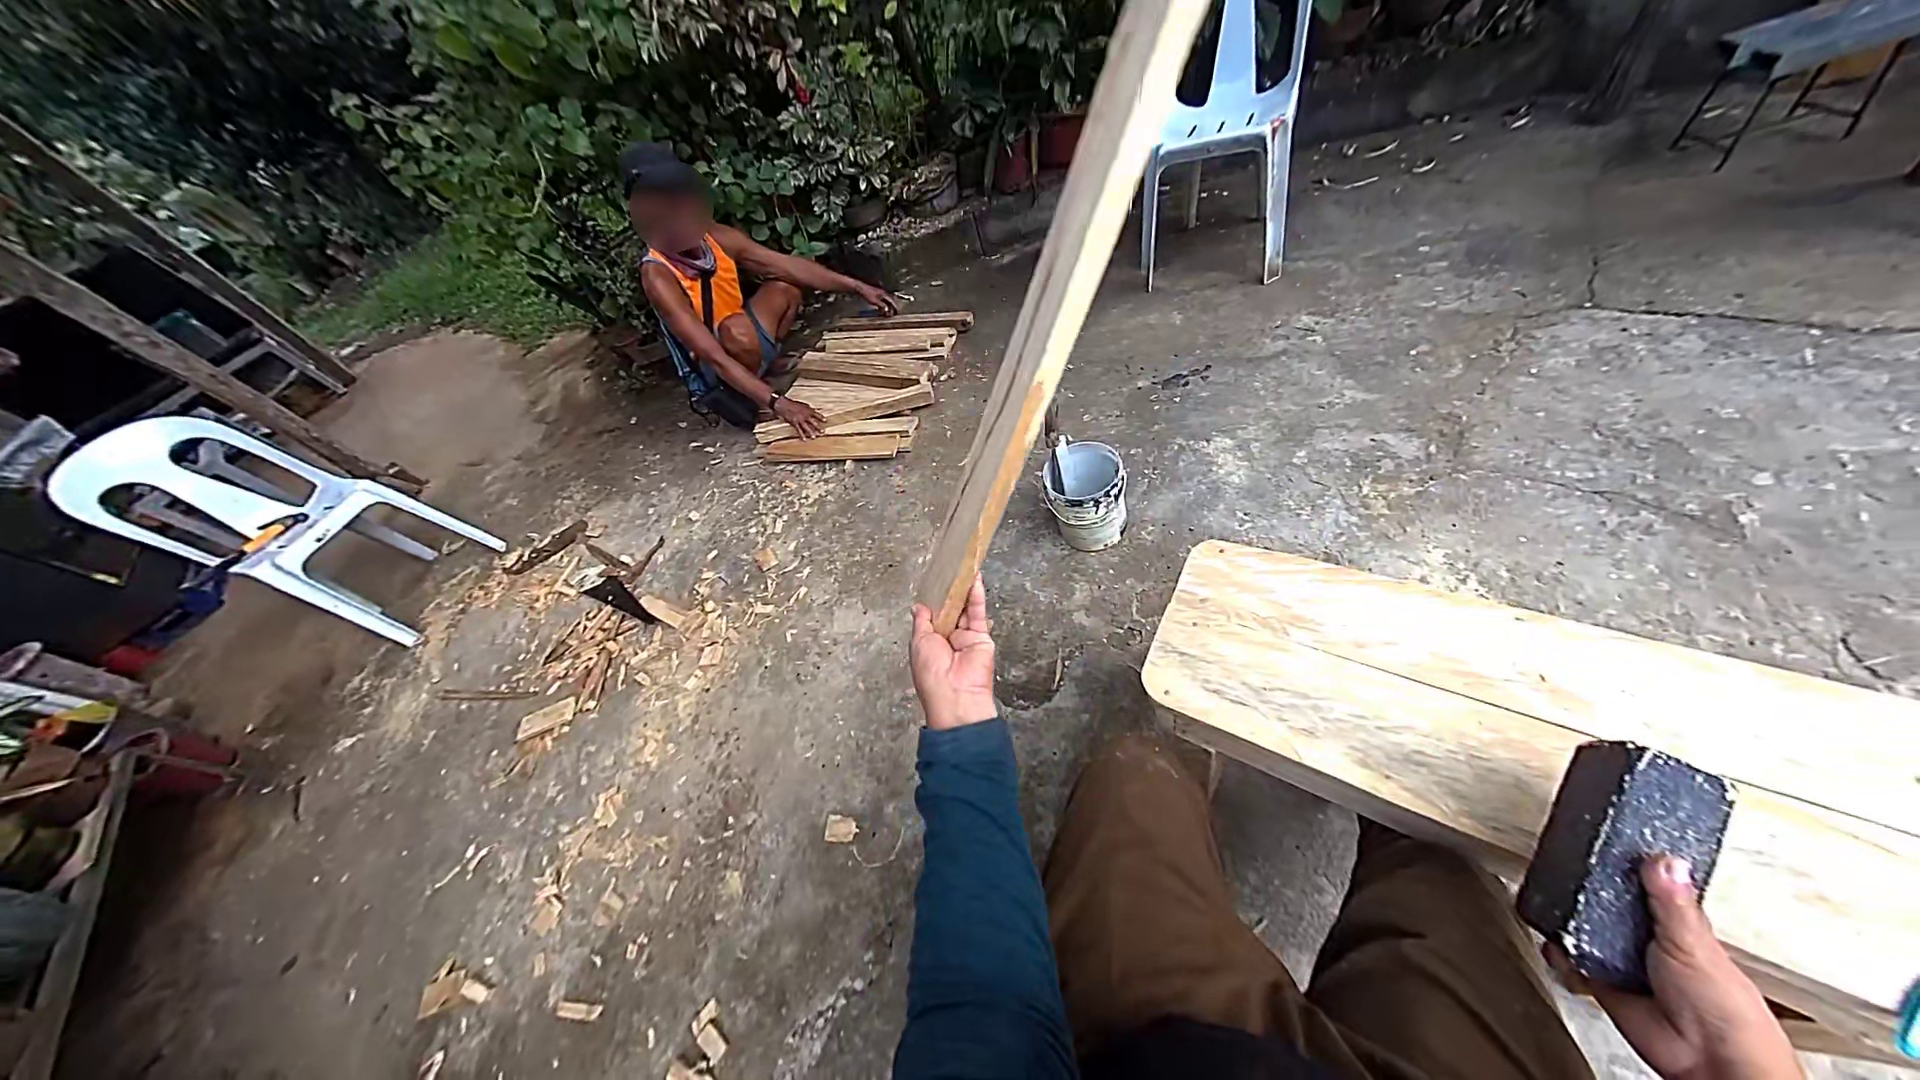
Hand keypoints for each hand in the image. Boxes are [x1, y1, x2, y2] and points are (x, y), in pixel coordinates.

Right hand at [773, 395, 826, 438]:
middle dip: (818, 427)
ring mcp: (799, 419)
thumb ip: (808, 408)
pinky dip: (802, 435)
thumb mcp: (802, 404)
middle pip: (813, 422)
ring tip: (814, 437)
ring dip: (811, 432)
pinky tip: (804, 439)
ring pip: (806, 427)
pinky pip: (799, 430)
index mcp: (807, 410)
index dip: (821, 417)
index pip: (816, 414)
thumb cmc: (793, 404)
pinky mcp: (794, 423)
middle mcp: (805, 415)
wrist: (783, 404)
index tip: (825, 421)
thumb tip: (814, 410)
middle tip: (823, 432)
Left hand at [854, 281, 899, 316]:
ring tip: (887, 313)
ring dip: (887, 307)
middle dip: (892, 308)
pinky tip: (880, 309)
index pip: (892, 301)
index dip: (895, 307)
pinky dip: (882, 306)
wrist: (860, 288)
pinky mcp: (875, 295)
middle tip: (893, 313)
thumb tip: (887, 310)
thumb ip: (882, 306)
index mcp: (884, 294)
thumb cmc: (867, 294)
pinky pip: (881, 301)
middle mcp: (883, 293)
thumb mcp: (875, 301)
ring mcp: (879, 294)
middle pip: (889, 301)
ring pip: (885, 301)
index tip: (896, 312)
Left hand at [909, 575, 996, 730]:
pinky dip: (977, 595)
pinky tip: (975, 578)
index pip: (933, 616)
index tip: (934, 581)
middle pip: (951, 609)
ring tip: (964, 567)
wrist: (955, 694)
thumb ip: (922, 622)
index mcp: (930, 642)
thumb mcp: (919, 642)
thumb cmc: (931, 673)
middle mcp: (948, 638)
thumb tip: (918, 606)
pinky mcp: (982, 636)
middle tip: (950, 570)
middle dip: (950, 592)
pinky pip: (978, 612)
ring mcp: (966, 637)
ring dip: (964, 589)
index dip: (934, 600)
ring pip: (965, 608)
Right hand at [1549, 857, 1800, 1079]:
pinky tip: (1555, 944)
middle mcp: (1646, 942)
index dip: (1621, 869)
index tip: (1597, 848)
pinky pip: (1569, 958)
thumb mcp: (1696, 947)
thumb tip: (1667, 860)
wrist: (1710, 1064)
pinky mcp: (1600, 980)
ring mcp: (1622, 962)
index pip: (1643, 889)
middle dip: (1583, 893)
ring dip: (1566, 922)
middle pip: (1605, 906)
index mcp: (1676, 929)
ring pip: (1583, 930)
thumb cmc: (1728, 1013)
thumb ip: (1675, 905)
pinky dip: (1557, 951)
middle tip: (1561, 873)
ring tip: (1551, 906)